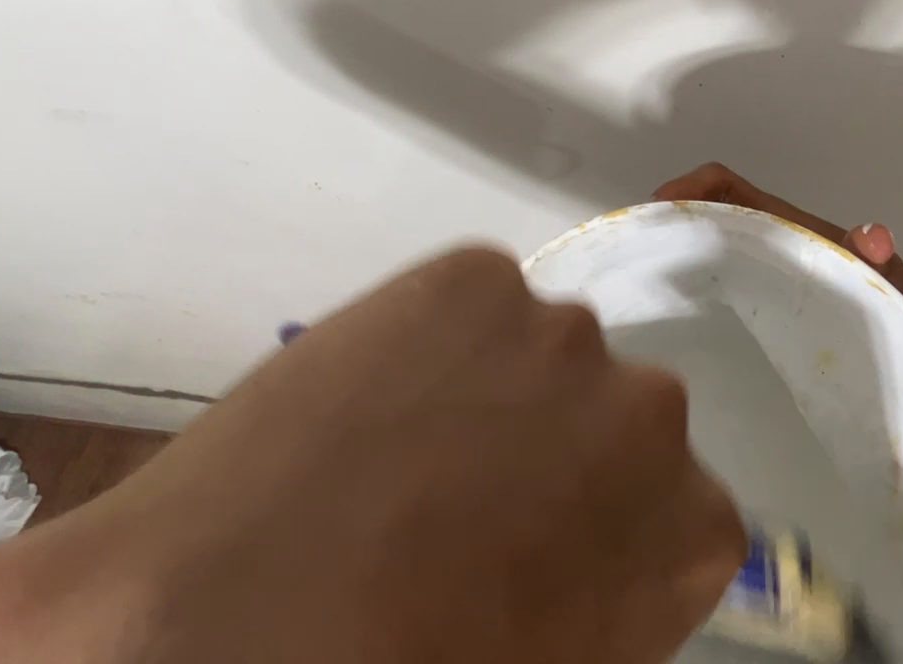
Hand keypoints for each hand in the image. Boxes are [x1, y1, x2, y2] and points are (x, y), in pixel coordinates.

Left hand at [21, 247, 745, 663]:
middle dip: (558, 446)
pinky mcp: (473, 275)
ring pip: (543, 350)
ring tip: (411, 438)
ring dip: (499, 383)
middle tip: (471, 492)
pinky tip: (382, 390)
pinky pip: (477, 301)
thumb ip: (607, 589)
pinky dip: (444, 334)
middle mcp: (652, 408)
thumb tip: (588, 536)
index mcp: (691, 524)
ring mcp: (559, 330)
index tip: (542, 544)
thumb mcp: (549, 654)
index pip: (679, 505)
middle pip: (617, 414)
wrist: (211, 626)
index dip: (602, 527)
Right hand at [652, 163, 902, 382]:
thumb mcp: (901, 302)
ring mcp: (783, 280)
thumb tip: (869, 234)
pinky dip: (699, 278)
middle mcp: (789, 248)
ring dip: (684, 244)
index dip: (696, 186)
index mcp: (806, 234)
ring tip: (647, 276)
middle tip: (639, 247)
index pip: (738, 189)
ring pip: (722, 245)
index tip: (659, 208)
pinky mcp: (781, 312)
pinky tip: (681, 313)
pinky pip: (732, 282)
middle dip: (678, 214)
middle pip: (721, 212)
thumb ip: (882, 270)